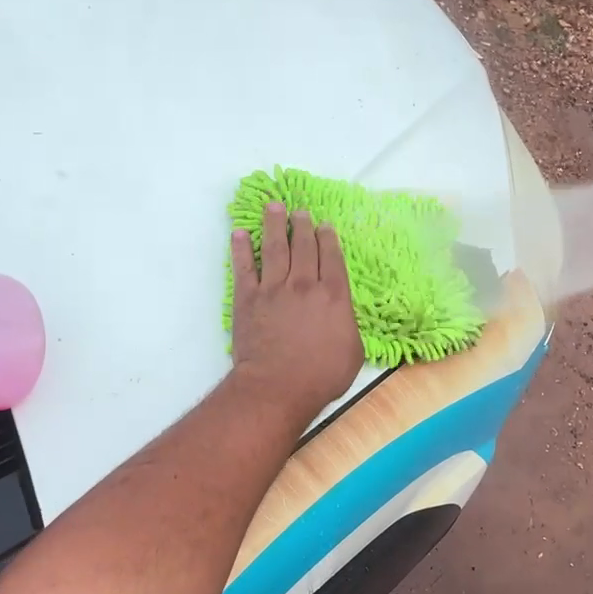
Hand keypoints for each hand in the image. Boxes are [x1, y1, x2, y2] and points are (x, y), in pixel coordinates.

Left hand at [228, 203, 363, 421]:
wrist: (278, 386)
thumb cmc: (322, 376)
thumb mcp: (353, 352)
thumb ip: (348, 325)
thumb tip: (342, 316)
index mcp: (334, 296)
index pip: (332, 258)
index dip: (328, 239)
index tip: (324, 225)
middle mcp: (305, 284)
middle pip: (304, 246)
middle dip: (302, 225)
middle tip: (300, 212)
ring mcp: (274, 289)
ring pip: (274, 247)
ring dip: (273, 224)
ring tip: (273, 207)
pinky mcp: (248, 298)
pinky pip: (243, 266)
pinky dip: (240, 248)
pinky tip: (239, 233)